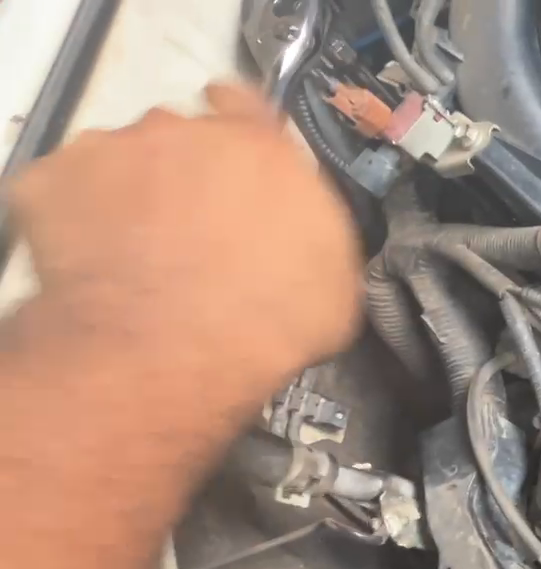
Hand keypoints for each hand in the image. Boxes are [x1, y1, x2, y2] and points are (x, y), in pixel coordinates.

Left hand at [5, 84, 361, 380]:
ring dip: (148, 193)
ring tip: (166, 250)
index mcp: (267, 153)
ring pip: (132, 160)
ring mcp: (111, 150)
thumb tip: (302, 224)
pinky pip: (78, 188)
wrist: (179, 346)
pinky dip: (96, 214)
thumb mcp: (340, 277)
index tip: (246, 148)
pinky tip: (123, 258)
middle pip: (189, 136)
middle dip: (200, 171)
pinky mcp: (52, 178)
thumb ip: (317, 227)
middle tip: (216, 226)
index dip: (245, 121)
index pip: (247, 101)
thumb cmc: (275, 316)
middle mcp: (185, 133)